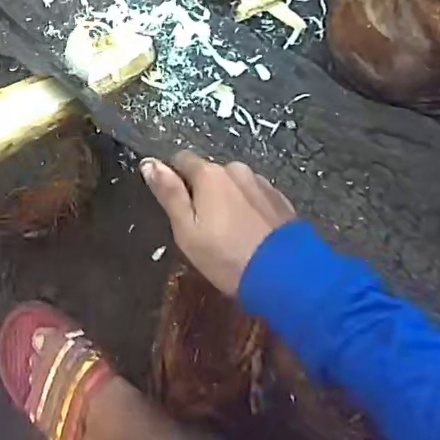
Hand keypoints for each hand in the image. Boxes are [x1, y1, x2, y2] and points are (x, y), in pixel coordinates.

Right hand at [140, 151, 294, 295]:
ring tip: (231, 233)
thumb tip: (148, 162)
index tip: (177, 206)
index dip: (174, 179)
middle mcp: (235, 170)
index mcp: (208, 174)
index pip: (180, 159)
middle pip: (209, 173)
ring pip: (234, 185)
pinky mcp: (282, 201)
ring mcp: (262, 184)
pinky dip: (249, 209)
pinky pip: (255, 197)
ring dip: (228, 200)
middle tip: (204, 227)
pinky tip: (252, 234)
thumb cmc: (228, 257)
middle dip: (203, 191)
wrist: (291, 279)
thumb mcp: (187, 230)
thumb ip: (168, 193)